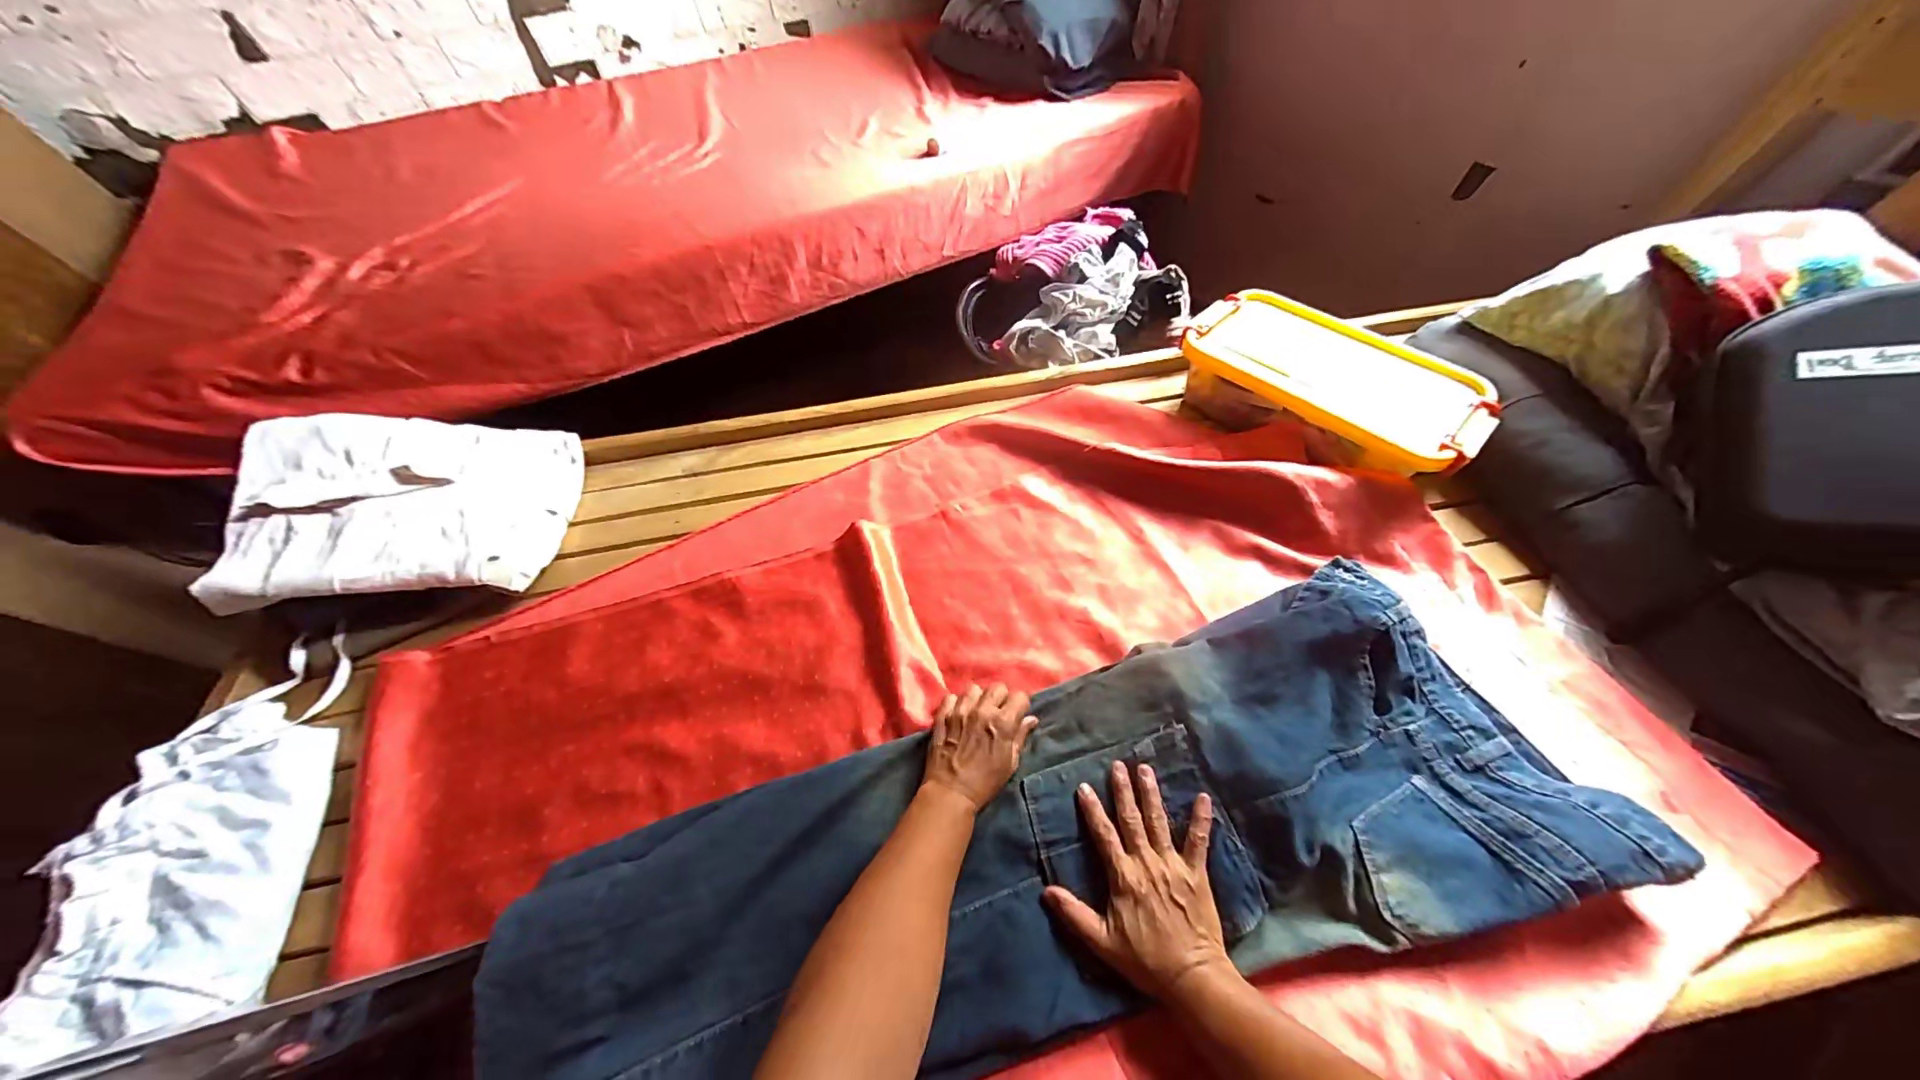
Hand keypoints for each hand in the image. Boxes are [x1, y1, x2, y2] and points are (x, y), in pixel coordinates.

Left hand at [920, 684, 1038, 813]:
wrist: (950, 793)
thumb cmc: (985, 782)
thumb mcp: (1010, 763)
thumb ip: (1020, 737)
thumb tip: (1031, 719)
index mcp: (1002, 722)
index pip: (1019, 696)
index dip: (1020, 704)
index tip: (1017, 713)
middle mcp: (982, 711)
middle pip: (997, 687)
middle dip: (1001, 697)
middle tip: (997, 711)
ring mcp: (960, 711)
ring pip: (974, 689)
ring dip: (978, 698)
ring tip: (976, 711)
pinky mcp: (942, 716)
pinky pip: (951, 697)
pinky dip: (956, 703)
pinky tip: (958, 715)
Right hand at [1043, 761, 1231, 998]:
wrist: (1192, 977)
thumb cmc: (1145, 960)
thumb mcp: (1102, 942)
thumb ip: (1074, 914)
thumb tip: (1046, 891)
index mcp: (1123, 877)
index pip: (1103, 835)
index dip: (1092, 810)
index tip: (1083, 787)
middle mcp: (1147, 863)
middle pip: (1132, 820)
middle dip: (1123, 791)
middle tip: (1118, 765)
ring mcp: (1174, 866)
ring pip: (1159, 822)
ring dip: (1152, 794)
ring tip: (1146, 769)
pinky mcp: (1197, 874)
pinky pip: (1199, 842)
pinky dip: (1201, 819)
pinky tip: (1203, 798)